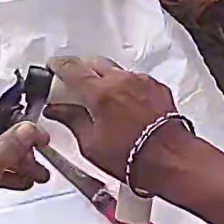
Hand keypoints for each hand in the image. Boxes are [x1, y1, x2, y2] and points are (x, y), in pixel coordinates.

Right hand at [45, 56, 193, 191]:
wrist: (170, 160)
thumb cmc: (134, 158)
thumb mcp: (91, 144)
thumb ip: (72, 120)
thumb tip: (58, 110)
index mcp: (100, 93)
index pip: (72, 68)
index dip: (59, 66)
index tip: (53, 67)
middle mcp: (122, 81)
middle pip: (95, 64)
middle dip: (83, 71)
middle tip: (76, 87)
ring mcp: (142, 82)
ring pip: (117, 70)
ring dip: (106, 79)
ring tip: (104, 101)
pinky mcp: (157, 88)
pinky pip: (136, 79)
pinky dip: (127, 87)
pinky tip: (125, 105)